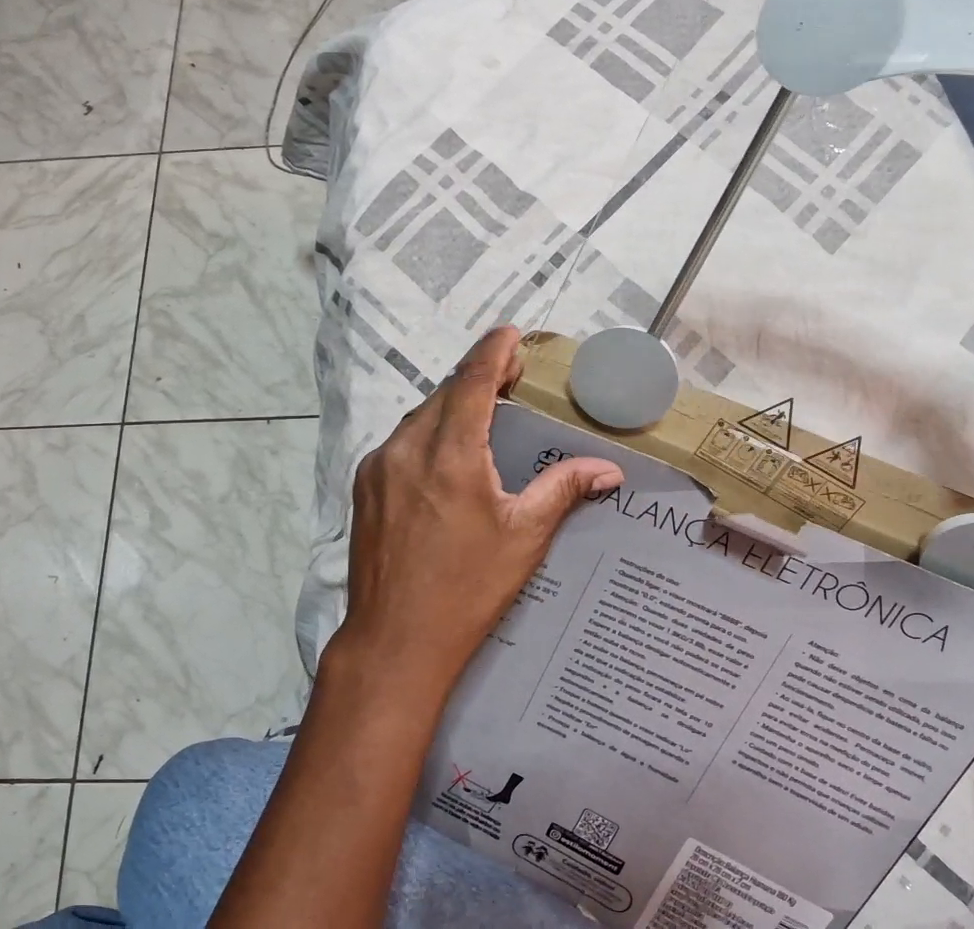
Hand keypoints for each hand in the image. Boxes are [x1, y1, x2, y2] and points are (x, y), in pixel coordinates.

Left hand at [336, 326, 624, 689]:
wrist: (395, 640)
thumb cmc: (467, 590)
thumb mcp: (523, 538)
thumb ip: (562, 489)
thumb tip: (609, 470)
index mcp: (450, 455)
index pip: (472, 381)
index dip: (493, 350)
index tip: (512, 333)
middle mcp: (407, 449)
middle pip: (445, 394)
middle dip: (478, 377)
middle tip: (511, 378)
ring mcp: (379, 468)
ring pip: (420, 417)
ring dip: (452, 407)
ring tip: (484, 418)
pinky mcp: (364, 487)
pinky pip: (401, 443)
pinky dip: (428, 434)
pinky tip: (447, 456)